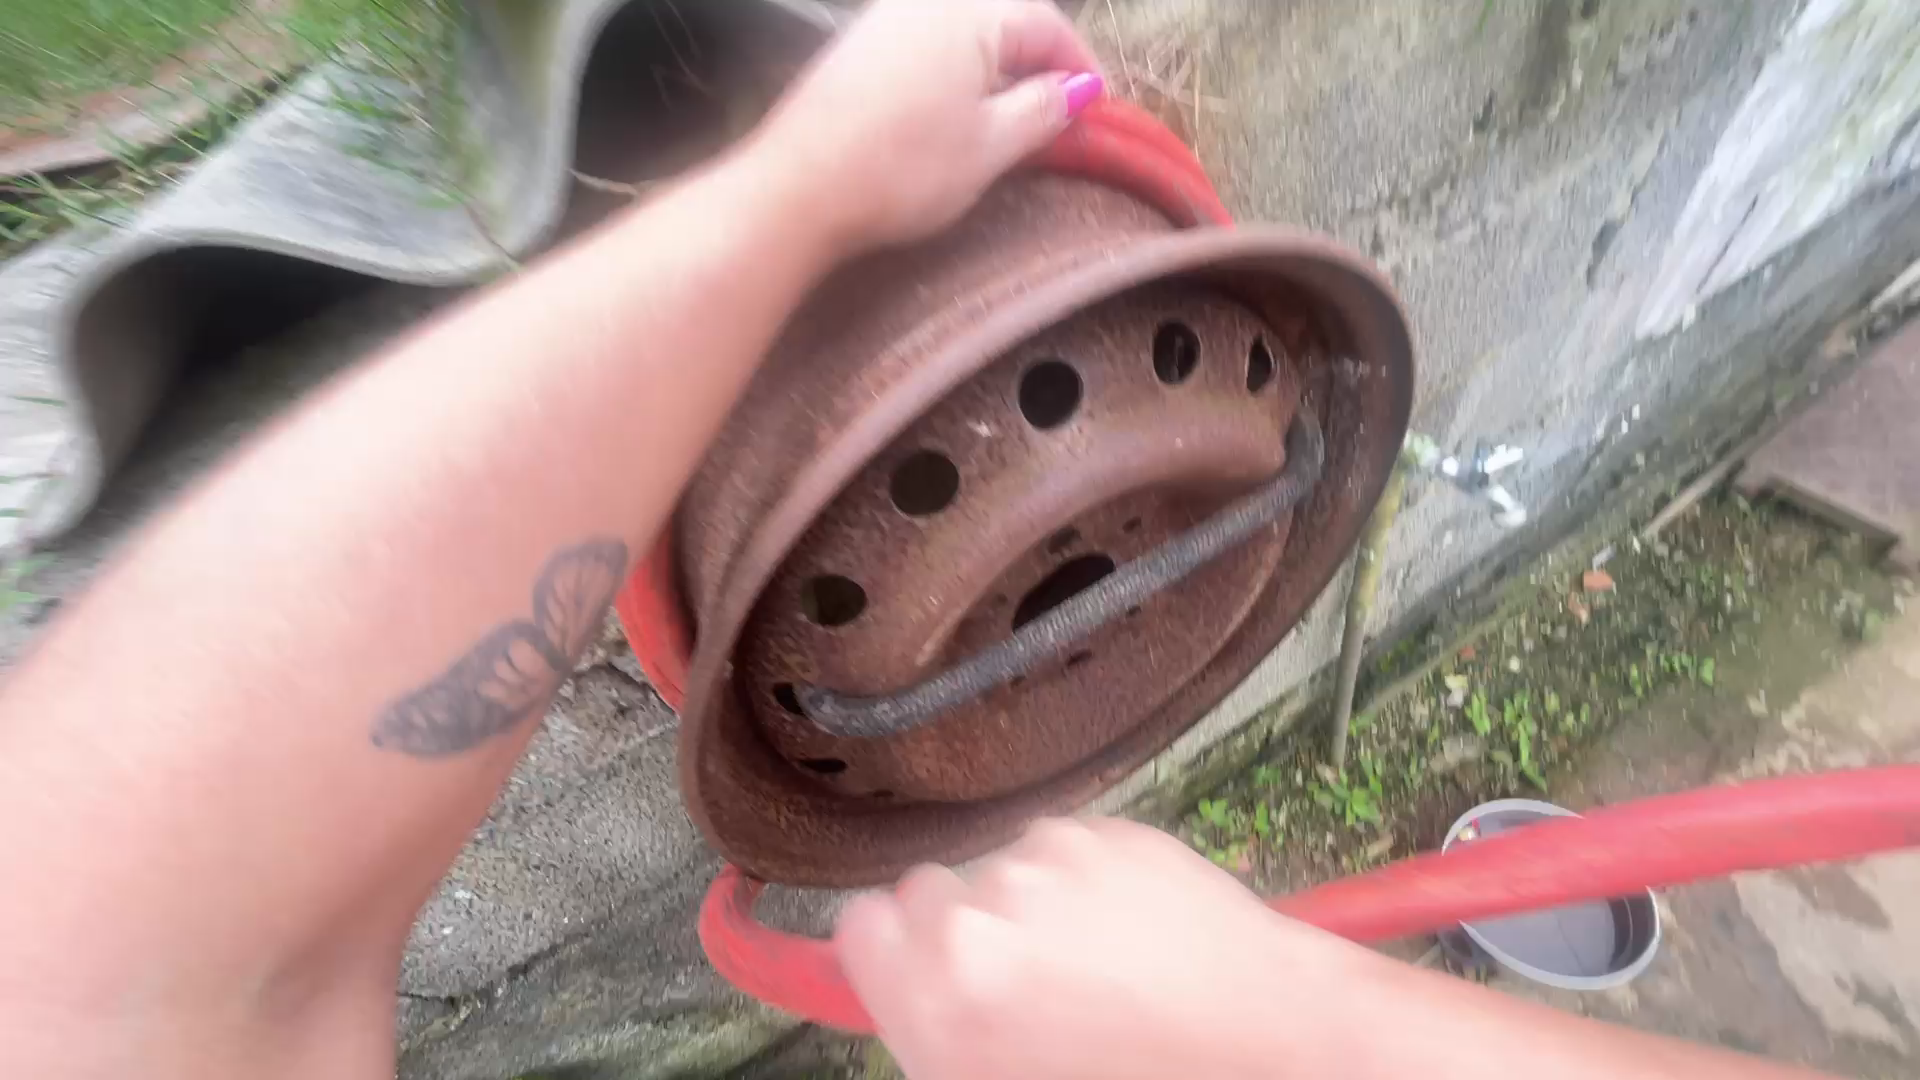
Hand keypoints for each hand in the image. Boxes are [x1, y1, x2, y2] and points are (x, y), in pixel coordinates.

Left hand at [754, 0, 1104, 255]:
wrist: (802, 189)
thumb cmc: (903, 169)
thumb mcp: (987, 147)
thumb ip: (1039, 112)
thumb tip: (1076, 90)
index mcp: (968, 11)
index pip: (1045, 22)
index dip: (1078, 66)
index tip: (1098, 106)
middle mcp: (924, 0)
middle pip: (1002, 22)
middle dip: (1038, 67)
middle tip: (1059, 116)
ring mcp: (883, 21)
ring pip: (962, 38)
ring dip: (996, 75)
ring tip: (1011, 121)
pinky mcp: (856, 52)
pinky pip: (925, 53)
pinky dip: (955, 80)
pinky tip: (954, 118)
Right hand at [834, 817, 1362, 1079]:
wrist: (1271, 1040)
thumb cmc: (1140, 1078)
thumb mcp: (1005, 1076)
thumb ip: (942, 1029)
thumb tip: (913, 977)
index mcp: (947, 1000)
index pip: (862, 925)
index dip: (890, 949)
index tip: (921, 966)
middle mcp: (980, 914)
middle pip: (923, 890)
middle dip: (957, 928)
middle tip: (1018, 975)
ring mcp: (1042, 859)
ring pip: (994, 868)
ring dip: (1022, 905)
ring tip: (1091, 959)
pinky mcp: (1094, 827)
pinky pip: (1054, 848)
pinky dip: (1074, 878)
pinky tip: (1124, 924)